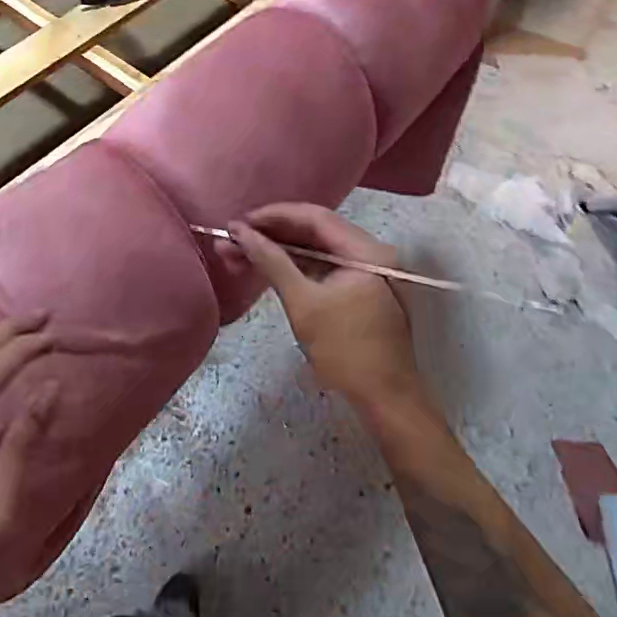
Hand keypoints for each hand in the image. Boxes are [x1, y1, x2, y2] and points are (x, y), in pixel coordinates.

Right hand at [214, 203, 425, 417]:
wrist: (386, 401)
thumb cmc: (346, 351)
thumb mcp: (303, 303)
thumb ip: (271, 261)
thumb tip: (239, 231)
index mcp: (365, 249)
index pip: (313, 216)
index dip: (272, 216)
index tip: (238, 223)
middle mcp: (367, 251)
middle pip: (311, 230)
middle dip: (268, 234)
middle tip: (230, 240)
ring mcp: (362, 271)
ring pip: (310, 250)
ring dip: (273, 251)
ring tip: (233, 254)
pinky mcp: (354, 289)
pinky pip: (317, 267)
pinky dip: (289, 268)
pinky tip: (259, 268)